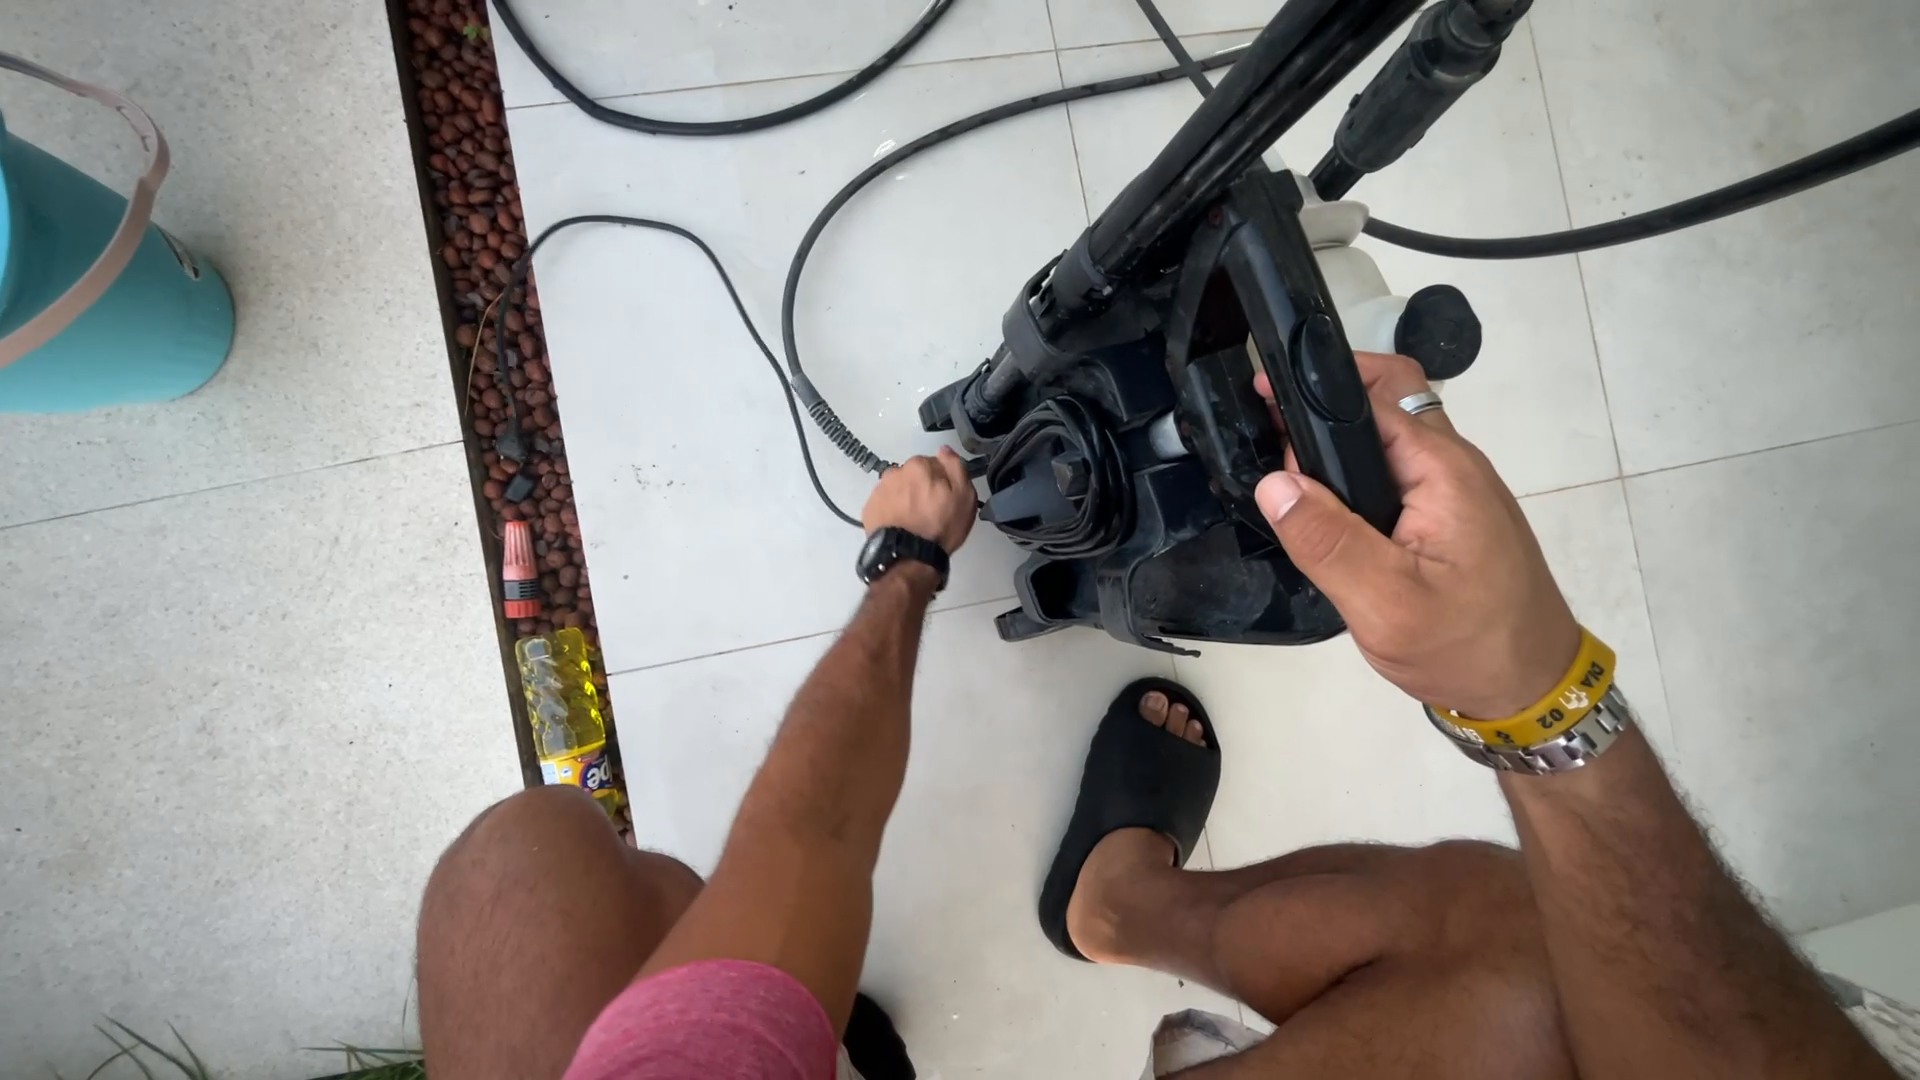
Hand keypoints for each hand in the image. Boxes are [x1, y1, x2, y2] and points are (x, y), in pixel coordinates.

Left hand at [862, 446, 977, 554]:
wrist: (909, 557)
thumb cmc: (940, 526)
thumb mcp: (964, 496)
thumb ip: (955, 467)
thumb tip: (944, 450)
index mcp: (919, 465)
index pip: (933, 464)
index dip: (941, 481)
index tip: (944, 497)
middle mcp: (895, 472)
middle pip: (913, 476)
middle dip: (921, 488)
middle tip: (929, 511)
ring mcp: (879, 491)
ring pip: (898, 489)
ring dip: (905, 498)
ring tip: (913, 520)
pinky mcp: (869, 509)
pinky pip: (885, 504)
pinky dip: (892, 510)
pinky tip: (900, 525)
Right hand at [1253, 352, 1578, 718]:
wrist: (1529, 690)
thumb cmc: (1464, 646)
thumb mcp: (1385, 602)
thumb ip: (1328, 541)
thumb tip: (1273, 483)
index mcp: (1441, 470)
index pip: (1372, 397)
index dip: (1313, 391)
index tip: (1258, 400)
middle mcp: (1449, 465)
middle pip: (1384, 399)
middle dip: (1323, 400)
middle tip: (1263, 429)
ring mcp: (1449, 490)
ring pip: (1383, 437)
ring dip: (1332, 440)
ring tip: (1275, 466)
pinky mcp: (1442, 516)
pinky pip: (1389, 471)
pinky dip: (1347, 471)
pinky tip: (1315, 503)